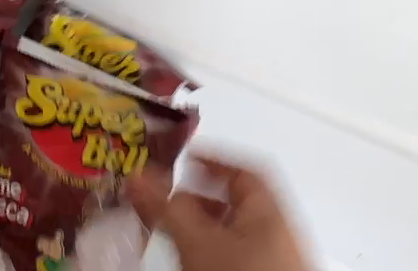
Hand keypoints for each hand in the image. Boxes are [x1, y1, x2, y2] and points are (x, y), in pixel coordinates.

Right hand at [127, 157, 312, 270]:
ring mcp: (281, 264)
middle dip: (200, 196)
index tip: (182, 159)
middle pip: (241, 202)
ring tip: (176, 233)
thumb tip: (135, 174)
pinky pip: (242, 255)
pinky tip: (193, 261)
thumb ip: (163, 204)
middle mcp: (282, 236)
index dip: (214, 157)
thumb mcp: (193, 240)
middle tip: (171, 200)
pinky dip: (215, 249)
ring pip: (239, 231)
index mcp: (270, 214)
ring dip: (204, 225)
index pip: (247, 171)